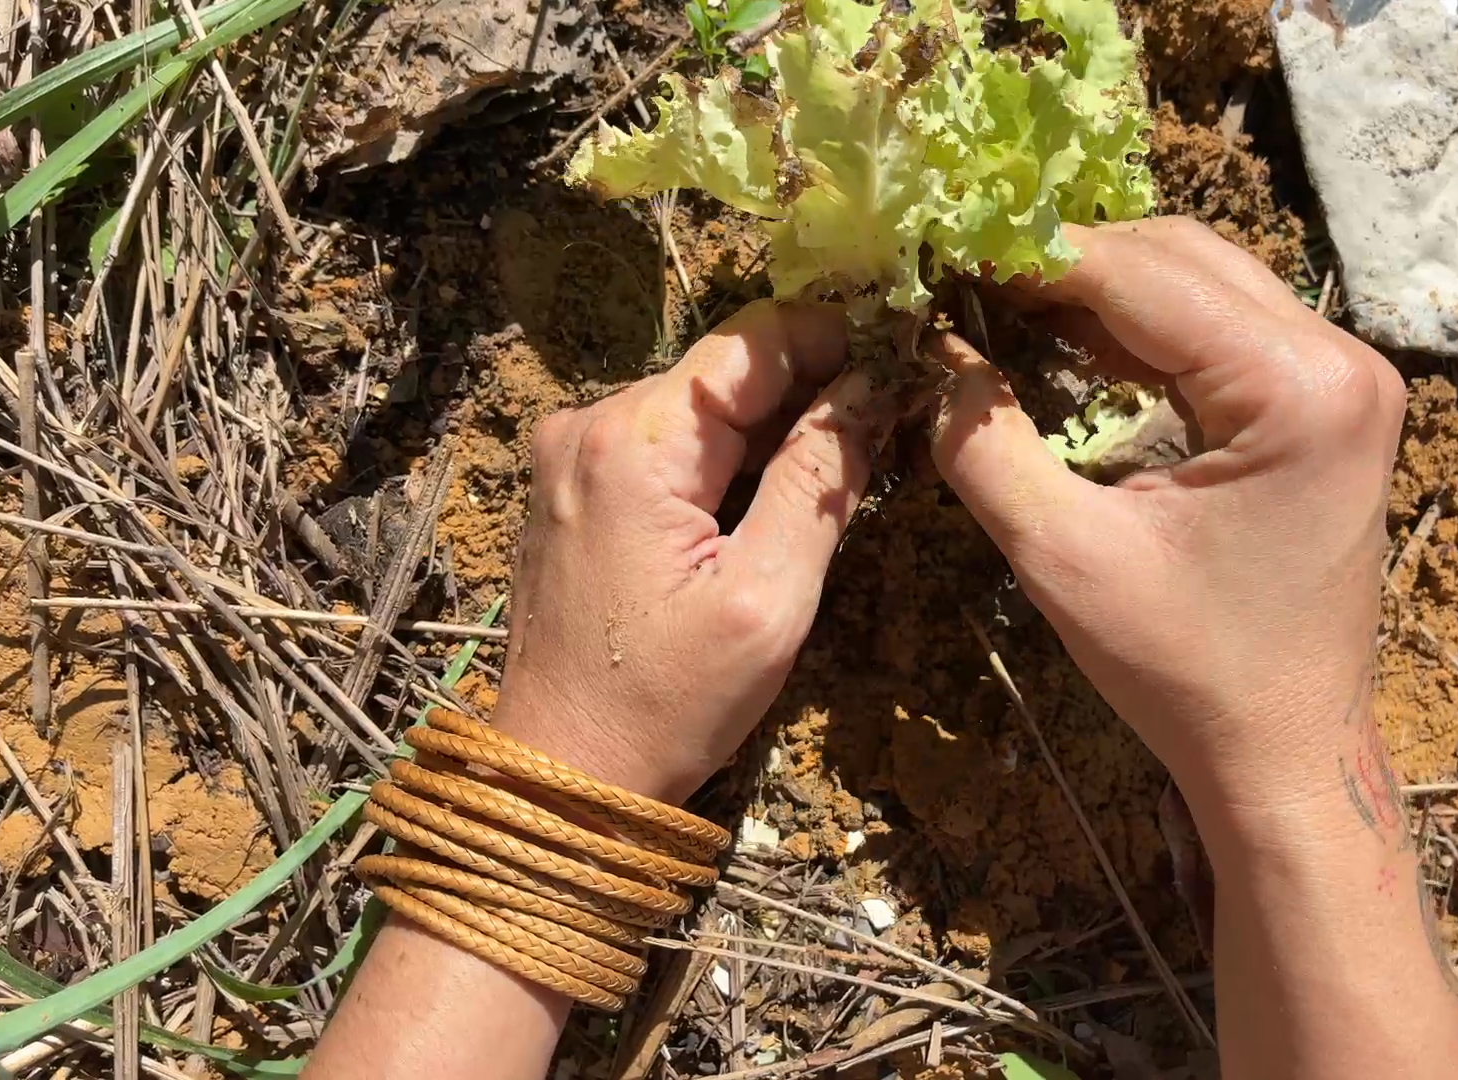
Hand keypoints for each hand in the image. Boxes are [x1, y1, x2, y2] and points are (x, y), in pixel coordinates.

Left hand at [492, 300, 887, 803]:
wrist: (563, 775)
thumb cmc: (671, 700)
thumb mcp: (769, 595)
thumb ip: (819, 478)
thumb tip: (870, 387)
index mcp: (637, 441)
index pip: (752, 343)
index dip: (831, 338)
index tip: (894, 358)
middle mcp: (591, 424)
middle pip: (726, 375)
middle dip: (810, 391)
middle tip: (882, 422)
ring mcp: (575, 456)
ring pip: (702, 412)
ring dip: (773, 431)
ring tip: (840, 466)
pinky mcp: (578, 490)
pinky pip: (672, 449)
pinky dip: (730, 463)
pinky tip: (771, 500)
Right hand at [930, 218, 1406, 848]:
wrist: (1282, 747)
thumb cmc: (1180, 669)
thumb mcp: (1062, 560)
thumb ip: (986, 449)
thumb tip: (937, 363)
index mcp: (1294, 388)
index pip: (1143, 276)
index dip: (1035, 256)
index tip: (953, 246)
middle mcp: (1338, 361)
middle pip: (1181, 260)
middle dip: (1068, 263)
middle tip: (973, 279)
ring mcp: (1339, 382)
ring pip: (1200, 287)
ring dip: (1100, 290)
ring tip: (1008, 303)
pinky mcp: (1319, 410)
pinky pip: (1217, 336)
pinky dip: (1138, 331)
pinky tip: (1073, 345)